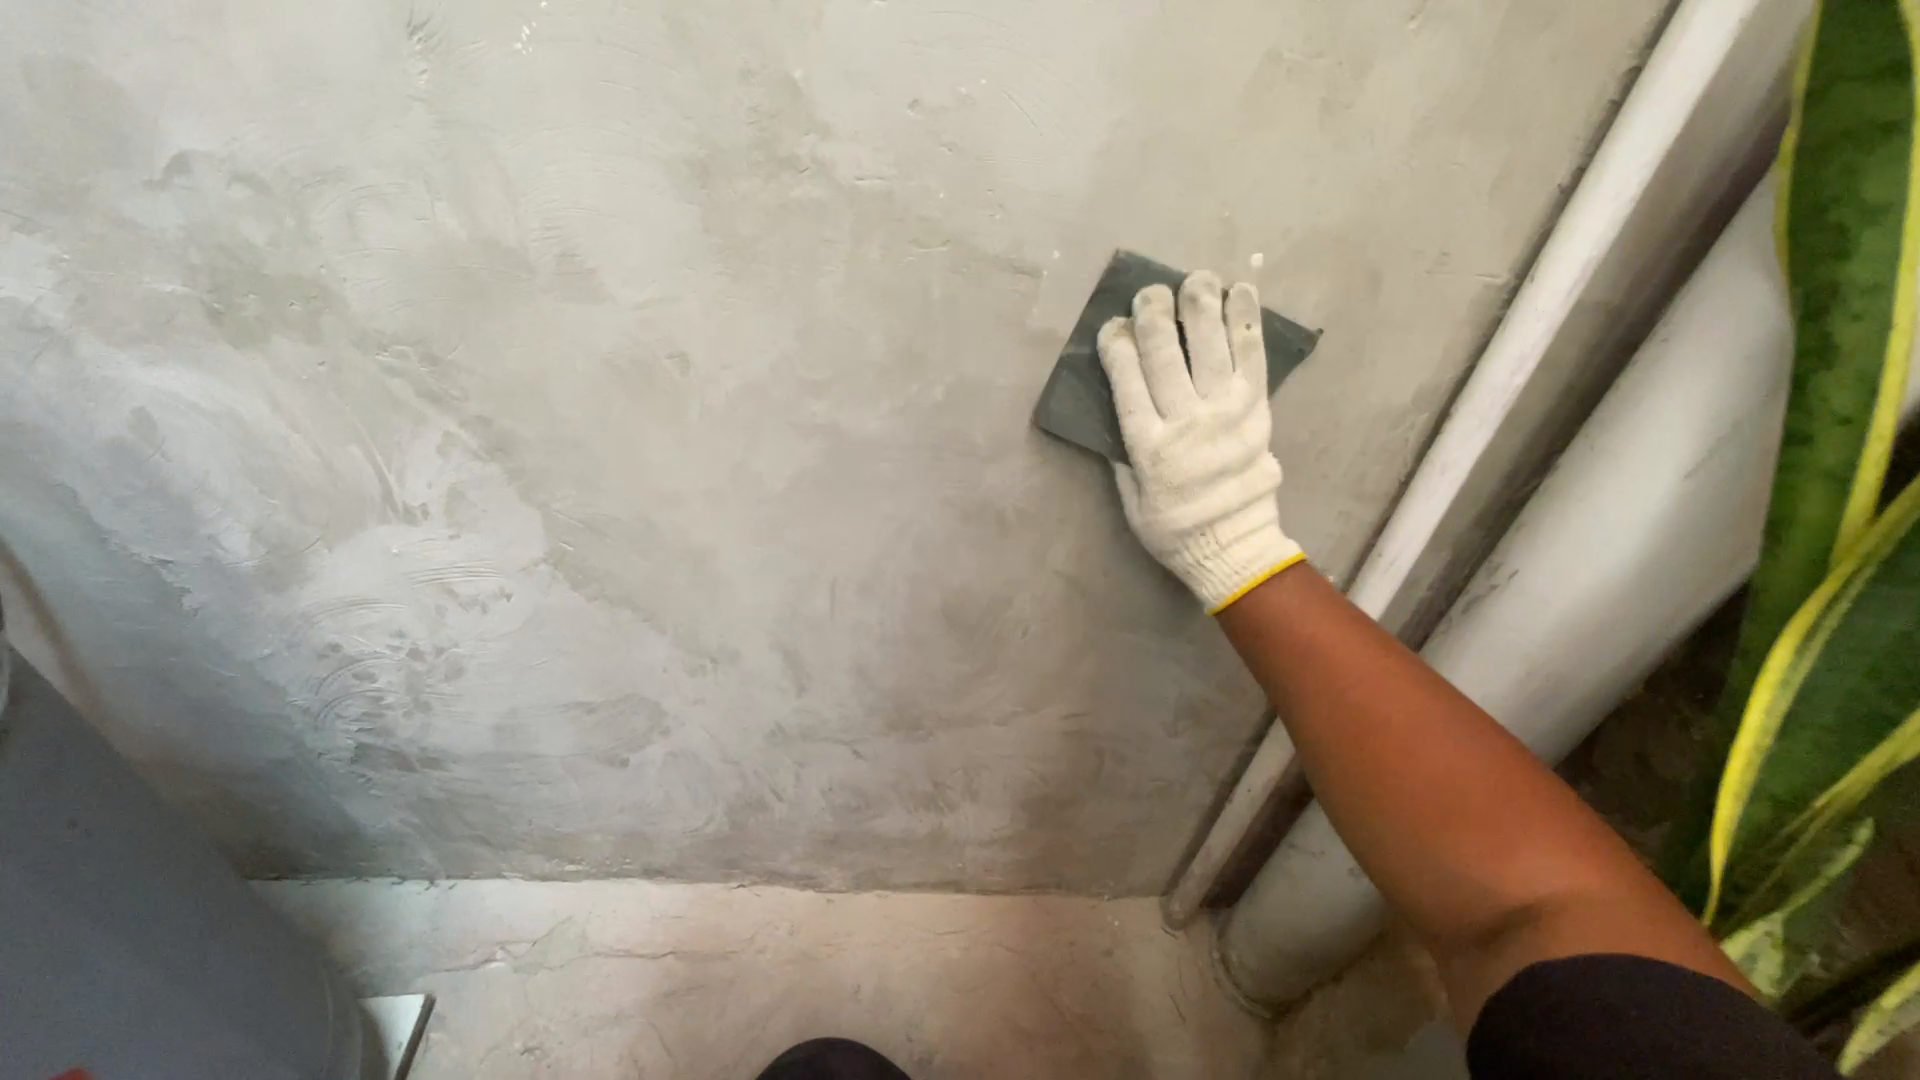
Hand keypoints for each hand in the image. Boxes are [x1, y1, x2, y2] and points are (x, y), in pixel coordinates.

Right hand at [1097, 271, 1304, 612]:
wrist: (1234, 548)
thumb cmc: (1174, 530)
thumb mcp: (1131, 501)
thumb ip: (1121, 457)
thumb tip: (1114, 412)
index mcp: (1150, 449)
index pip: (1129, 385)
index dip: (1118, 350)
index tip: (1111, 324)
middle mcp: (1187, 424)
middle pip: (1167, 359)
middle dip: (1155, 318)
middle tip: (1149, 291)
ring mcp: (1227, 416)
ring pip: (1211, 351)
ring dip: (1202, 308)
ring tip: (1196, 278)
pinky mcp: (1258, 412)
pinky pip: (1253, 360)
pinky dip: (1247, 324)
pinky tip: (1241, 292)